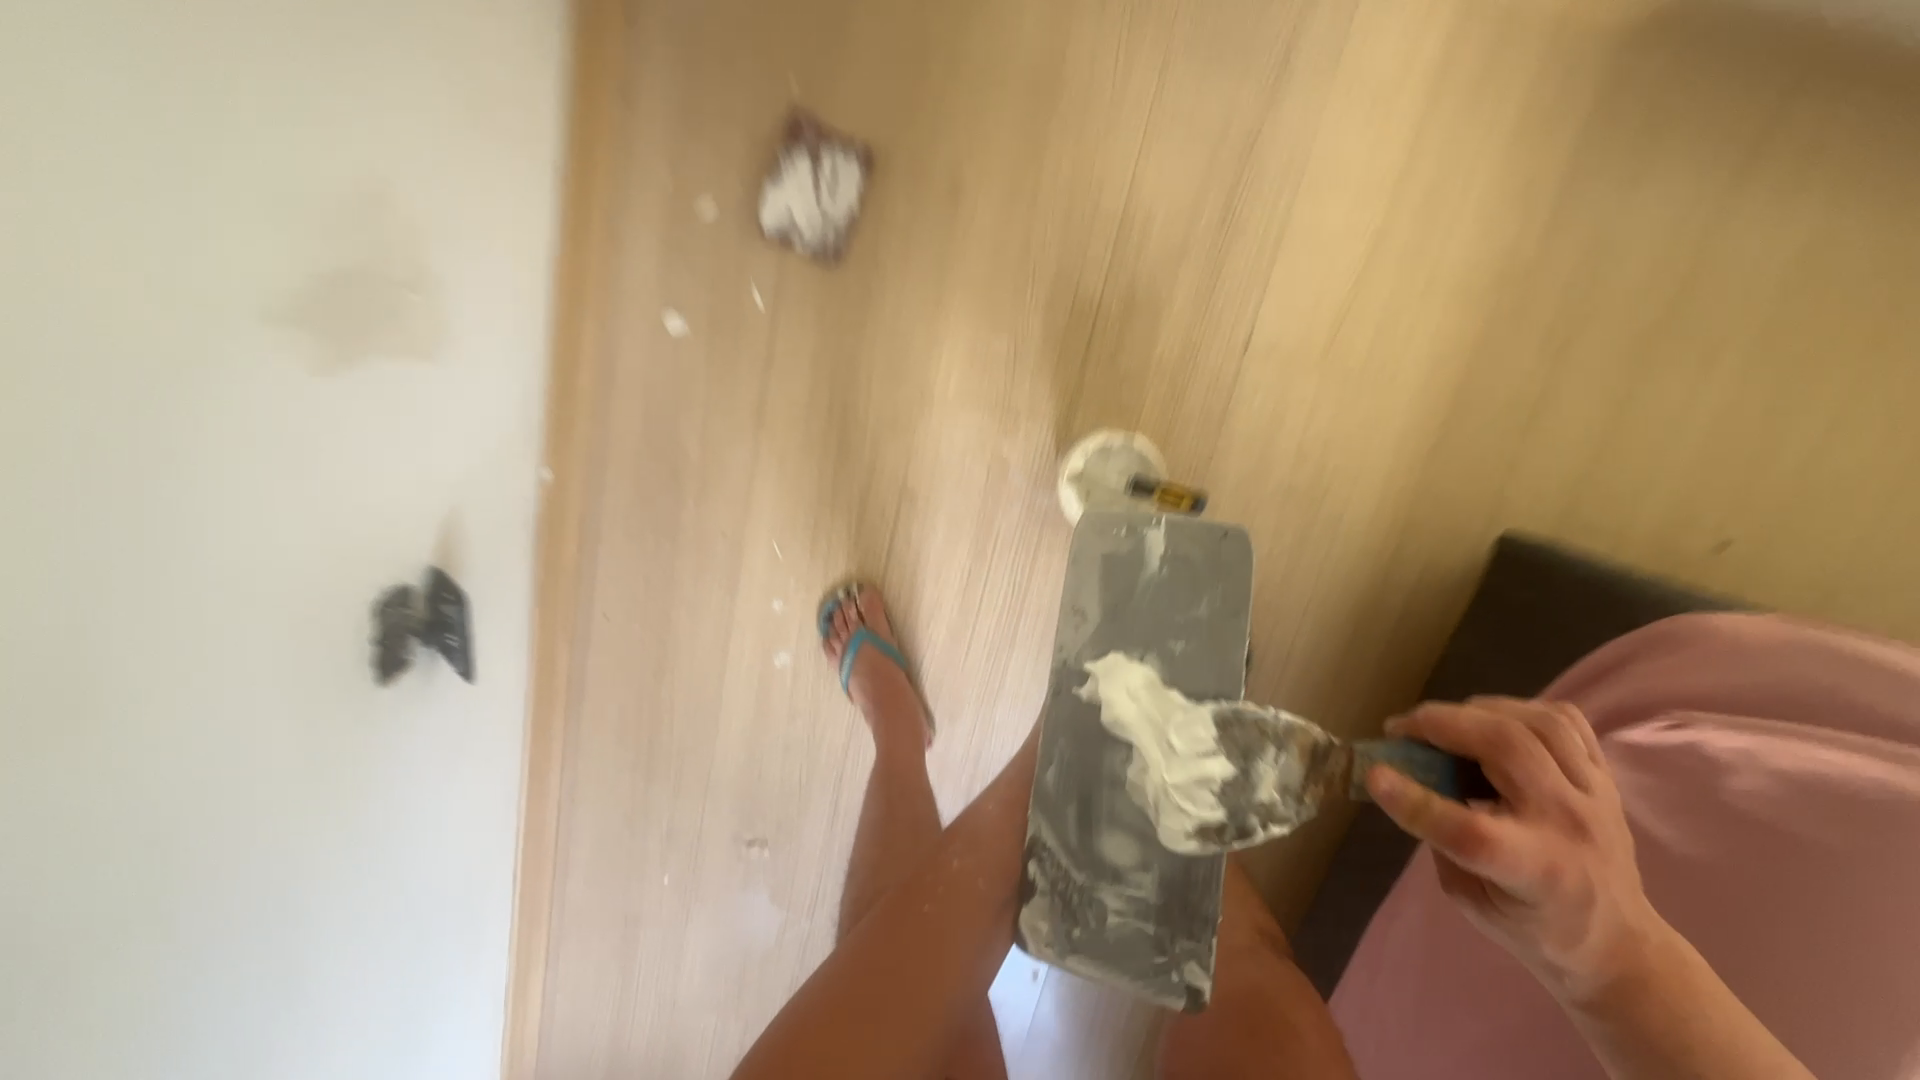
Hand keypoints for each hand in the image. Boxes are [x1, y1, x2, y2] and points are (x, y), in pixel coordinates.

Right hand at [1366, 697, 1664, 1003]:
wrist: (1617, 941)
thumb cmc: (1530, 926)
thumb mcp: (1469, 897)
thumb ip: (1440, 836)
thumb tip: (1405, 778)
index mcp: (1535, 869)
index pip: (1468, 829)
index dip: (1413, 800)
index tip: (1373, 774)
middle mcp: (1569, 823)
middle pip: (1507, 747)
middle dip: (1441, 724)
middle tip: (1401, 728)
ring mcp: (1595, 795)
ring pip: (1536, 722)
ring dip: (1476, 710)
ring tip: (1444, 721)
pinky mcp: (1605, 777)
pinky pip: (1566, 720)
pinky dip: (1520, 709)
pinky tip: (1491, 721)